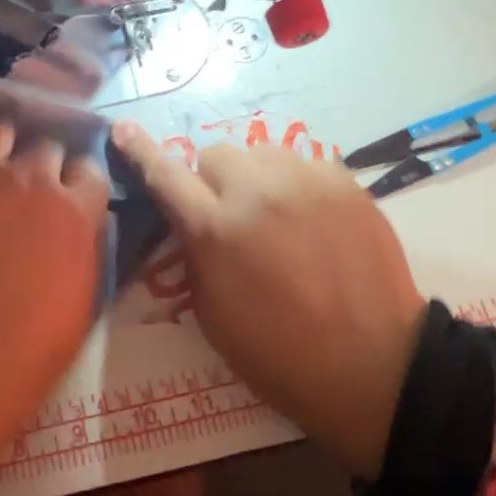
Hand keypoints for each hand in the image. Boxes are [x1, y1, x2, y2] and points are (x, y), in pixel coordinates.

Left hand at [0, 107, 112, 470]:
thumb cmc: (11, 366)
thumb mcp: (76, 313)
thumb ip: (85, 252)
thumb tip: (85, 221)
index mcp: (74, 215)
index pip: (90, 172)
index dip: (79, 188)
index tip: (68, 205)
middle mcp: (27, 180)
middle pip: (45, 149)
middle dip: (41, 171)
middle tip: (24, 201)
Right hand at [112, 123, 426, 478]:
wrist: (372, 366)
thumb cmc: (280, 354)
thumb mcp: (212, 315)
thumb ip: (195, 256)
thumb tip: (191, 224)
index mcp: (216, 230)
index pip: (165, 175)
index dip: (141, 151)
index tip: (123, 129)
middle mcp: (257, 192)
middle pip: (215, 154)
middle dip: (213, 182)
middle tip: (229, 217)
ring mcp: (306, 181)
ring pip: (262, 153)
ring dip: (256, 178)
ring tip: (275, 215)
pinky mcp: (345, 183)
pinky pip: (305, 164)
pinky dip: (296, 185)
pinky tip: (311, 219)